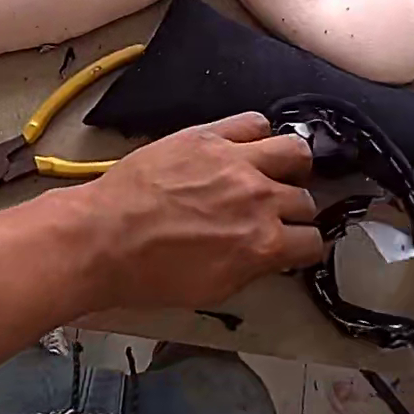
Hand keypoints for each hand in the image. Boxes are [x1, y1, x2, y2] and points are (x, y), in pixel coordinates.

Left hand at [63, 112, 324, 310]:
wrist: (101, 238)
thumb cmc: (147, 273)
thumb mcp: (211, 290)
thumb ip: (252, 268)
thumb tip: (268, 255)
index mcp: (262, 244)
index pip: (311, 241)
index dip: (302, 246)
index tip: (292, 244)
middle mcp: (258, 199)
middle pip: (305, 199)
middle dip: (293, 211)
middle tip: (272, 213)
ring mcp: (235, 162)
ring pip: (294, 152)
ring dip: (290, 167)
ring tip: (272, 173)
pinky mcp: (208, 136)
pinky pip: (253, 122)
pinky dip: (256, 135)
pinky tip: (243, 148)